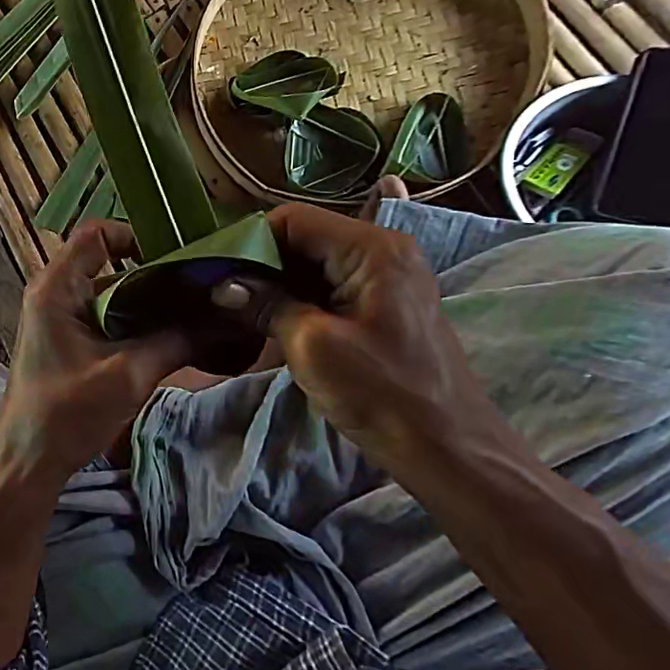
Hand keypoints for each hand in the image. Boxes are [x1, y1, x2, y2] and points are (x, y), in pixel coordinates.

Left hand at [0, 220, 191, 483]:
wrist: (28, 461)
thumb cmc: (67, 414)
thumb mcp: (128, 375)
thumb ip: (174, 341)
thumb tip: (219, 319)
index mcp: (56, 288)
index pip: (96, 233)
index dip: (135, 236)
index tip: (174, 259)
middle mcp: (53, 292)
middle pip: (106, 260)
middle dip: (151, 271)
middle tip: (195, 286)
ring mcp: (57, 315)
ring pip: (108, 289)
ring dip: (144, 299)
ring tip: (190, 310)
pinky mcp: (65, 338)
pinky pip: (103, 313)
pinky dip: (132, 318)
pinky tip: (165, 334)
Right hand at [243, 203, 508, 464]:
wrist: (449, 450)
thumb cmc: (382, 395)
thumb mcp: (311, 346)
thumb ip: (266, 304)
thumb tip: (222, 285)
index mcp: (372, 248)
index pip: (293, 219)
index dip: (251, 242)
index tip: (220, 275)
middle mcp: (382, 250)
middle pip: (303, 239)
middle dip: (262, 266)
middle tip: (227, 299)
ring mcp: (386, 276)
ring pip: (313, 265)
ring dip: (278, 287)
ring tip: (246, 315)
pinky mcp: (384, 303)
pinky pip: (330, 286)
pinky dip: (300, 301)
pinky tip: (277, 326)